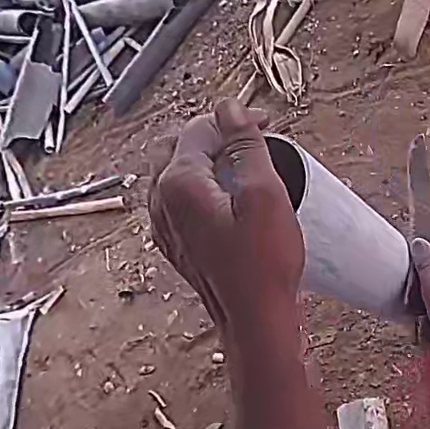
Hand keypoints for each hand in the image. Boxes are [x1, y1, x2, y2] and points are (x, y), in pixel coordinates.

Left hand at [149, 99, 302, 333]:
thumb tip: (229, 108)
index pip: (200, 130)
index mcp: (179, 185)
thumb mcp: (265, 194)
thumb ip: (245, 146)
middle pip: (183, 149)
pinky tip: (234, 198)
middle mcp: (162, 203)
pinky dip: (208, 187)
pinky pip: (185, 201)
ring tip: (249, 165)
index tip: (267, 124)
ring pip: (181, 174)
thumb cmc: (264, 264)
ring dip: (212, 161)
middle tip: (256, 139)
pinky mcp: (180, 245)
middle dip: (219, 137)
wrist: (257, 319)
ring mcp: (167, 227)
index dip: (236, 121)